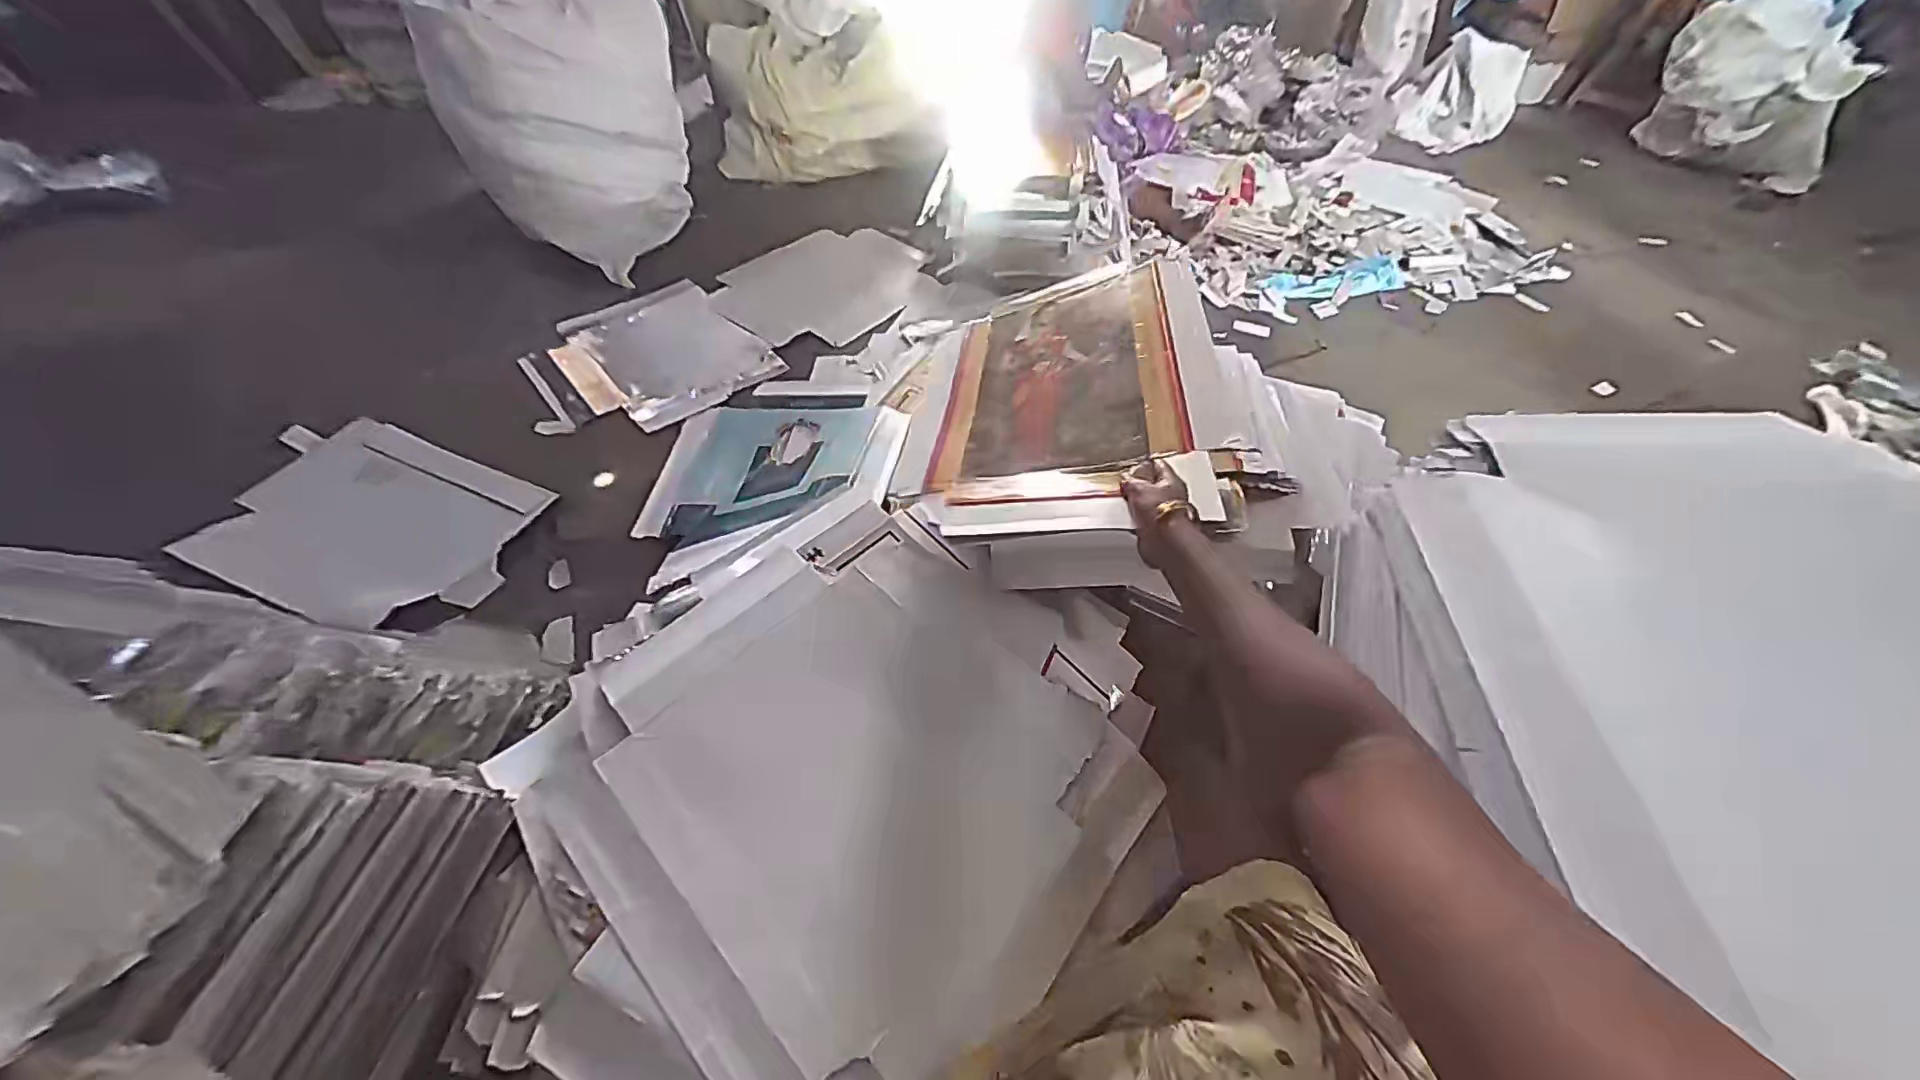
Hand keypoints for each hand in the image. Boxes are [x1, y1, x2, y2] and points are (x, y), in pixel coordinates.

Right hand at [1120, 457, 1190, 568]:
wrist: (1164, 540)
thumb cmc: (1161, 513)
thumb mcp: (1138, 488)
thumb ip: (1131, 481)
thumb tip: (1127, 479)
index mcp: (1172, 481)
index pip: (1158, 466)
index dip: (1144, 465)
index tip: (1132, 467)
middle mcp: (1172, 497)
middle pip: (1153, 486)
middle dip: (1138, 487)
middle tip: (1126, 486)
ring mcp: (1166, 514)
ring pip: (1148, 504)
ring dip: (1137, 505)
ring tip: (1127, 504)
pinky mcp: (1158, 529)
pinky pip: (1144, 520)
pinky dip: (1137, 520)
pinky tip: (1132, 520)